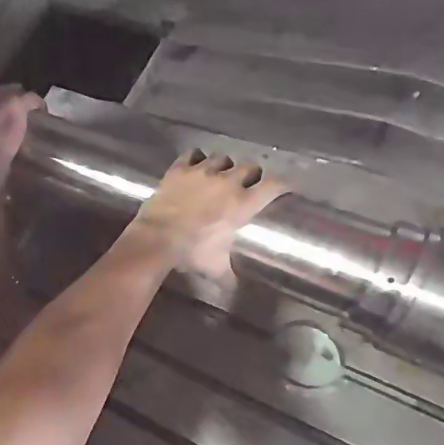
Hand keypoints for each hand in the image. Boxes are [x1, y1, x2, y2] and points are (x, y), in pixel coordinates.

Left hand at [127, 151, 287, 279]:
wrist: (158, 238)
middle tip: (247, 184)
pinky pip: (192, 154)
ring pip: (222, 158)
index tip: (285, 186)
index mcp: (242, 204)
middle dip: (251, 174)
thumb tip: (234, 290)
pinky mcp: (180, 168)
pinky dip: (195, 158)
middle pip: (250, 167)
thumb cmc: (193, 252)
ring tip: (220, 174)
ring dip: (224, 166)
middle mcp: (227, 182)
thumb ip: (228, 276)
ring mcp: (203, 172)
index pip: (273, 186)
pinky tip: (194, 164)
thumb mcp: (215, 267)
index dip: (282, 184)